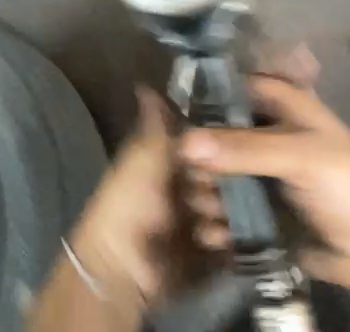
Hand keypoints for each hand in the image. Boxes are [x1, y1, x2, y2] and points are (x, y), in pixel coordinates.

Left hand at [66, 88, 208, 304]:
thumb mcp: (142, 157)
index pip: (202, 147)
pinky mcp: (205, 255)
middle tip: (211, 188)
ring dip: (223, 212)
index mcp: (167, 163)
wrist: (121, 264)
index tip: (224, 146)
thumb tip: (145, 85)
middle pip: (219, 178)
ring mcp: (196, 223)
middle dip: (222, 182)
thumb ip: (154, 125)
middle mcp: (184, 189)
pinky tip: (214, 238)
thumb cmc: (129, 201)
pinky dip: (225, 240)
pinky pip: (228, 242)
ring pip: (225, 209)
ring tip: (210, 216)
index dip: (213, 146)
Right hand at [179, 77, 349, 291]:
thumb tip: (184, 143)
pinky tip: (216, 236)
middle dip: (200, 160)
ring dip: (205, 194)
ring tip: (209, 210)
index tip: (176, 121)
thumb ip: (243, 148)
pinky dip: (215, 224)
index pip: (231, 89)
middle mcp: (263, 136)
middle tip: (198, 179)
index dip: (203, 101)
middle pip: (214, 137)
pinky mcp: (258, 215)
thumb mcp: (300, 156)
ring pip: (214, 177)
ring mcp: (260, 178)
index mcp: (279, 106)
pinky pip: (225, 214)